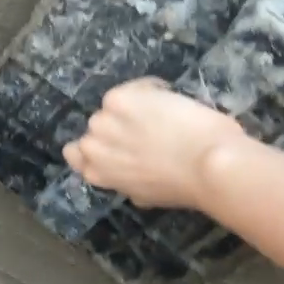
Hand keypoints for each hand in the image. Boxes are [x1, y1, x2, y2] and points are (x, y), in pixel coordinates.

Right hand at [63, 78, 247, 209]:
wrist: (208, 164)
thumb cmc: (186, 187)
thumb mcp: (148, 195)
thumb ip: (128, 181)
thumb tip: (133, 176)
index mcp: (97, 173)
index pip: (74, 154)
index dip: (96, 145)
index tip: (117, 144)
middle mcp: (91, 147)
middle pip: (96, 127)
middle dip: (117, 127)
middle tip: (147, 129)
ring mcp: (102, 121)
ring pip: (113, 107)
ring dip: (133, 108)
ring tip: (162, 113)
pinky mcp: (118, 99)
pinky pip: (132, 89)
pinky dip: (150, 91)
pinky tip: (170, 100)